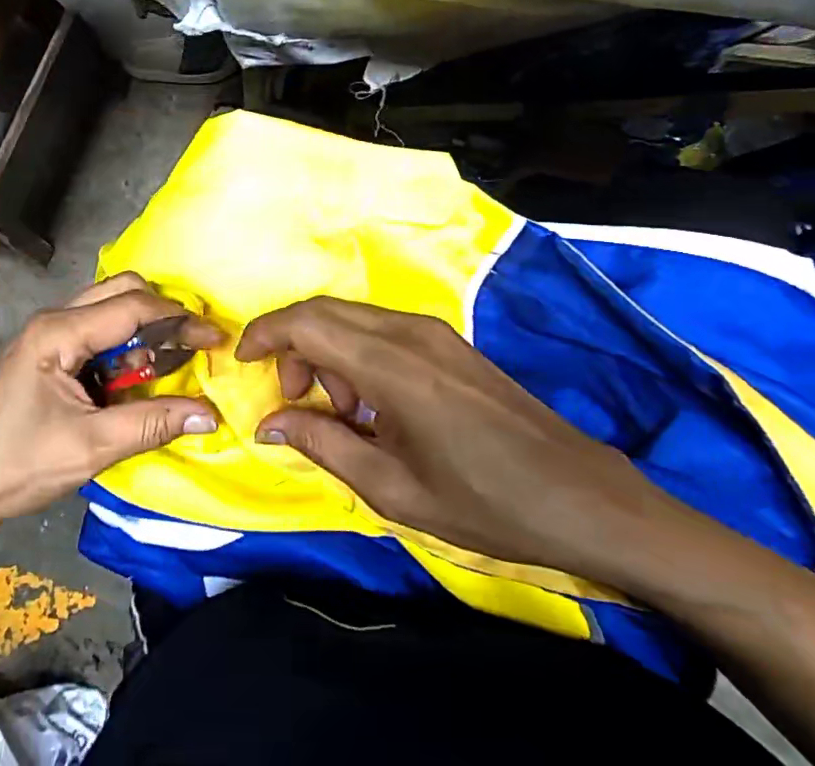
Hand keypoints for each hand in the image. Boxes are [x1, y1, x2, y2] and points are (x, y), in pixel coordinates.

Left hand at [0, 273, 221, 538]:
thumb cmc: (18, 467)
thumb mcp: (92, 447)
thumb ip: (154, 423)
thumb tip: (211, 414)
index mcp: (56, 334)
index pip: (133, 307)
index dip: (181, 320)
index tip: (217, 340)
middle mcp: (54, 321)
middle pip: (124, 291)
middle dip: (165, 313)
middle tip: (194, 344)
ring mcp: (50, 334)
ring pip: (113, 307)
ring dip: (148, 328)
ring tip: (173, 361)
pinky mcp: (52, 352)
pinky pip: (102, 330)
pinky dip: (130, 344)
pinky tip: (141, 374)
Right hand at [236, 298, 674, 575]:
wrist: (573, 492)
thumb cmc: (482, 502)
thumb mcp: (393, 487)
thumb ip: (324, 444)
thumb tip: (269, 421)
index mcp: (394, 365)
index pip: (309, 323)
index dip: (266, 335)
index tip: (241, 363)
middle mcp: (413, 331)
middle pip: (329, 312)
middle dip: (296, 347)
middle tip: (294, 404)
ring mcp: (438, 333)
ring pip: (357, 320)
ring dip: (331, 354)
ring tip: (343, 416)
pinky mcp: (454, 344)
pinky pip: (388, 332)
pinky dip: (362, 356)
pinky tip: (376, 407)